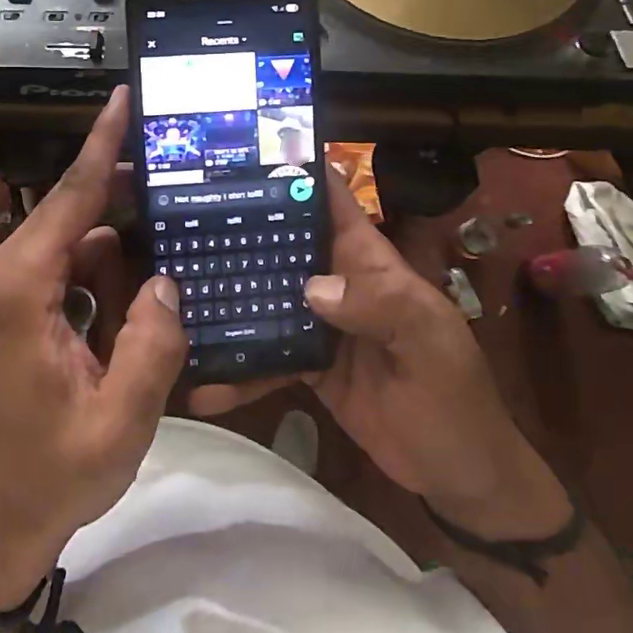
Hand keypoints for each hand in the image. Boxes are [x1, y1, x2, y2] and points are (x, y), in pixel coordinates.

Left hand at [0, 85, 185, 607]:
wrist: (4, 511)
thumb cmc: (54, 470)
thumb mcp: (118, 420)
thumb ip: (151, 347)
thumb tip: (168, 280)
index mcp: (23, 286)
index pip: (70, 198)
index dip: (101, 145)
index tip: (124, 97)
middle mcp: (14, 272)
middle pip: (79, 206)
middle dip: (131, 186)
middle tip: (191, 166)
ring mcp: (21, 287)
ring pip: (84, 235)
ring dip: (132, 235)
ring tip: (191, 227)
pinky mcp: (32, 305)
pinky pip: (82, 266)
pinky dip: (119, 267)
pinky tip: (161, 280)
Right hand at [189, 168, 571, 538]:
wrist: (458, 476)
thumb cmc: (454, 399)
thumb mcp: (429, 346)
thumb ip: (381, 308)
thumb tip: (310, 287)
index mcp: (368, 264)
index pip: (330, 203)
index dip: (293, 173)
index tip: (239, 156)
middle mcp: (335, 284)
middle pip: (281, 246)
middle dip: (236, 232)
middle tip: (177, 221)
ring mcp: (316, 324)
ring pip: (263, 298)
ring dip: (225, 299)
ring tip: (173, 297)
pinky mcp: (303, 363)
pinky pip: (261, 356)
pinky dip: (235, 370)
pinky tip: (201, 383)